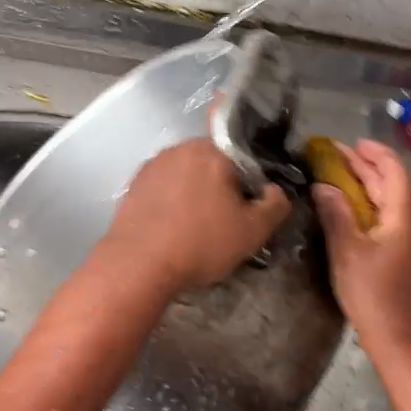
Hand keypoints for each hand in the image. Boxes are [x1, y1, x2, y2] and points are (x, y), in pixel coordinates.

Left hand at [101, 138, 291, 293]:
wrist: (138, 263)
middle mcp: (181, 147)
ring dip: (195, 193)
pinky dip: (172, 200)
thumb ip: (274, 205)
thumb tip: (275, 190)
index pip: (243, 158)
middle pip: (213, 163)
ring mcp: (154, 163)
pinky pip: (164, 185)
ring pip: (186, 174)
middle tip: (224, 221)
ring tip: (195, 227)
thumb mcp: (252, 231)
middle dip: (221, 186)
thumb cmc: (201, 243)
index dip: (250, 184)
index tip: (247, 210)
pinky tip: (172, 226)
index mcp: (212, 151)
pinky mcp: (134, 182)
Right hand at [311, 139, 410, 346]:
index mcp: (404, 216)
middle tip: (334, 154)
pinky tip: (349, 205)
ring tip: (338, 173)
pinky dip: (368, 202)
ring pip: (389, 199)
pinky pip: (387, 214)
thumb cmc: (371, 290)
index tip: (351, 143)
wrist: (396, 334)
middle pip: (391, 183)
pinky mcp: (403, 250)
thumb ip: (336, 213)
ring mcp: (410, 237)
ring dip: (366, 183)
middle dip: (365, 166)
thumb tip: (323, 185)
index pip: (394, 171)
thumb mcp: (347, 249)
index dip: (375, 153)